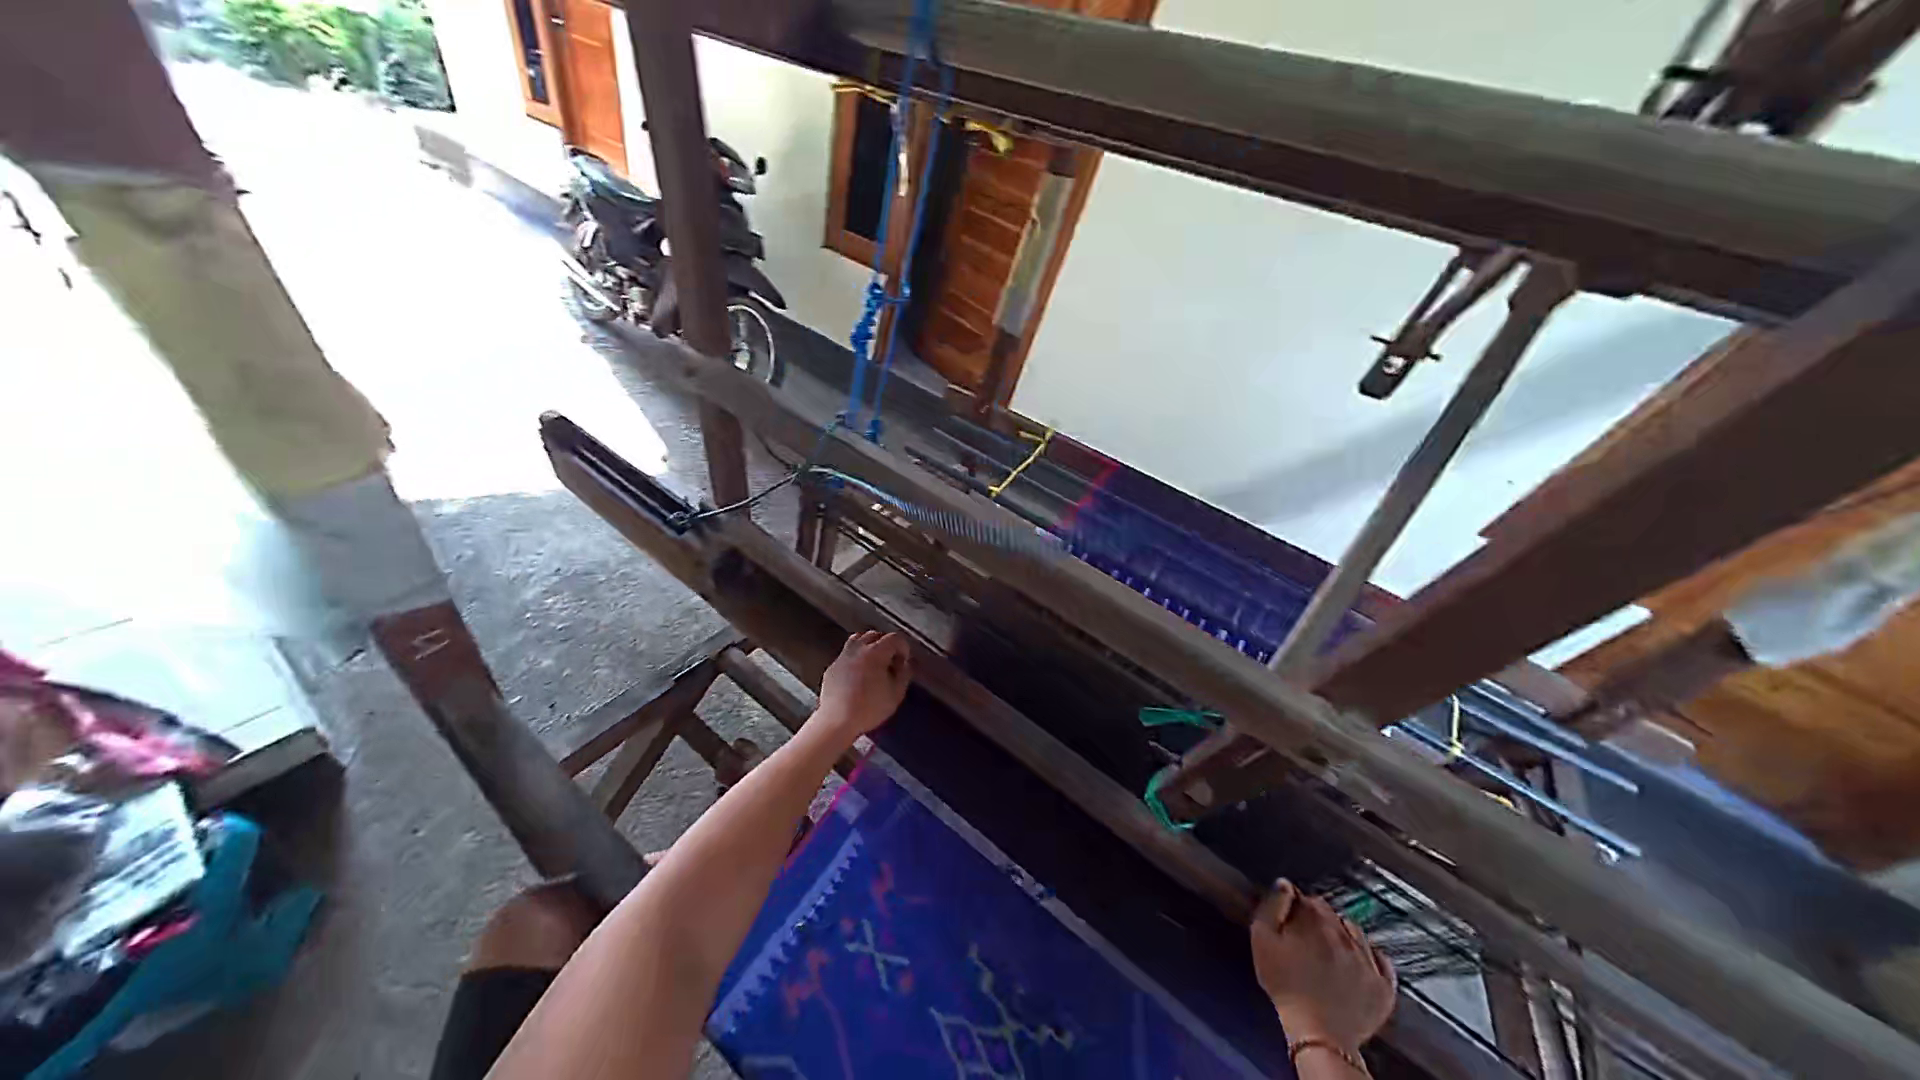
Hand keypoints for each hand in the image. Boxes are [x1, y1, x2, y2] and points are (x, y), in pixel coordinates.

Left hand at [812, 631, 909, 743]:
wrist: (837, 721)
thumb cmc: (870, 708)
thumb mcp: (896, 693)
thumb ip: (904, 674)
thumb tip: (905, 664)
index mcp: (876, 652)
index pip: (894, 638)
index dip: (903, 647)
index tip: (904, 661)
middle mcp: (858, 649)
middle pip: (875, 635)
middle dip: (886, 644)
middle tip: (891, 660)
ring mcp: (842, 657)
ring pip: (857, 640)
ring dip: (869, 646)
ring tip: (874, 662)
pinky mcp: (832, 668)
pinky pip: (846, 655)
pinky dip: (855, 658)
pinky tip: (858, 674)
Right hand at [1251, 880, 1395, 1056]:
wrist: (1319, 1034)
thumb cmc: (1285, 986)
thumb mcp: (1263, 939)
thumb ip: (1272, 906)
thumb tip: (1284, 885)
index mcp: (1314, 920)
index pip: (1304, 897)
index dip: (1293, 905)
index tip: (1287, 919)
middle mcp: (1345, 933)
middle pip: (1329, 912)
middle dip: (1315, 917)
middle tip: (1303, 936)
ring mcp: (1368, 959)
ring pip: (1354, 931)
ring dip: (1341, 933)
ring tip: (1328, 949)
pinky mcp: (1384, 985)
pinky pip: (1381, 959)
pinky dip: (1370, 955)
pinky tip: (1357, 961)